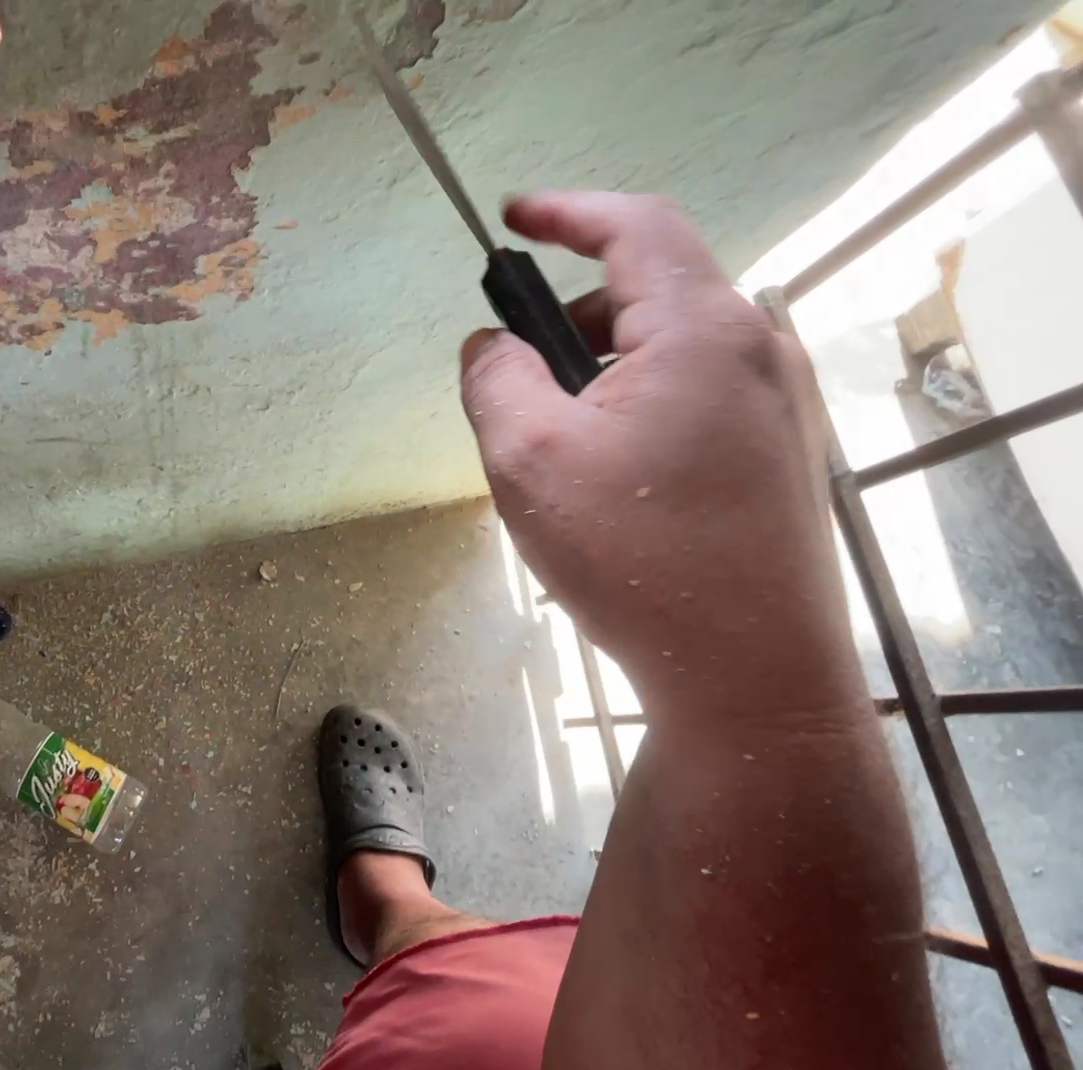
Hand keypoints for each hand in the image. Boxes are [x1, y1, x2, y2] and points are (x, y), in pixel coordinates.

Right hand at [462, 193, 857, 719]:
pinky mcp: (771, 450)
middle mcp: (754, 348)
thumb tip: (488, 345)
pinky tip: (599, 474)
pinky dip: (626, 403)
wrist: (744, 666)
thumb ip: (495, 380)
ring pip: (662, 348)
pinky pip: (684, 392)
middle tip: (511, 379)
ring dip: (592, 370)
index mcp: (700, 330)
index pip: (635, 226)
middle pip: (645, 291)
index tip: (510, 218)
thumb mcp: (527, 456)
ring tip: (550, 443)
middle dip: (565, 318)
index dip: (565, 211)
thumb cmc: (631, 551)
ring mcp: (772, 402)